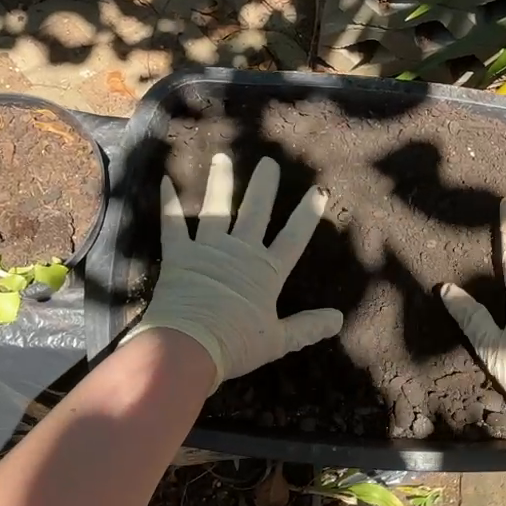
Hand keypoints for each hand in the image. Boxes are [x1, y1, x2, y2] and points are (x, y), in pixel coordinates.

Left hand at [130, 154, 343, 389]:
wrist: (188, 347)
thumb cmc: (235, 345)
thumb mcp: (278, 341)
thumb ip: (308, 327)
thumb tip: (339, 319)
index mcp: (267, 272)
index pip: (293, 237)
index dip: (307, 214)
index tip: (319, 190)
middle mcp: (241, 251)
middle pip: (256, 212)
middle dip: (265, 186)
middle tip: (269, 162)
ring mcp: (209, 249)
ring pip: (218, 208)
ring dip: (221, 182)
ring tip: (223, 158)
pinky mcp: (179, 254)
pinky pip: (173, 224)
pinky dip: (169, 203)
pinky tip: (166, 181)